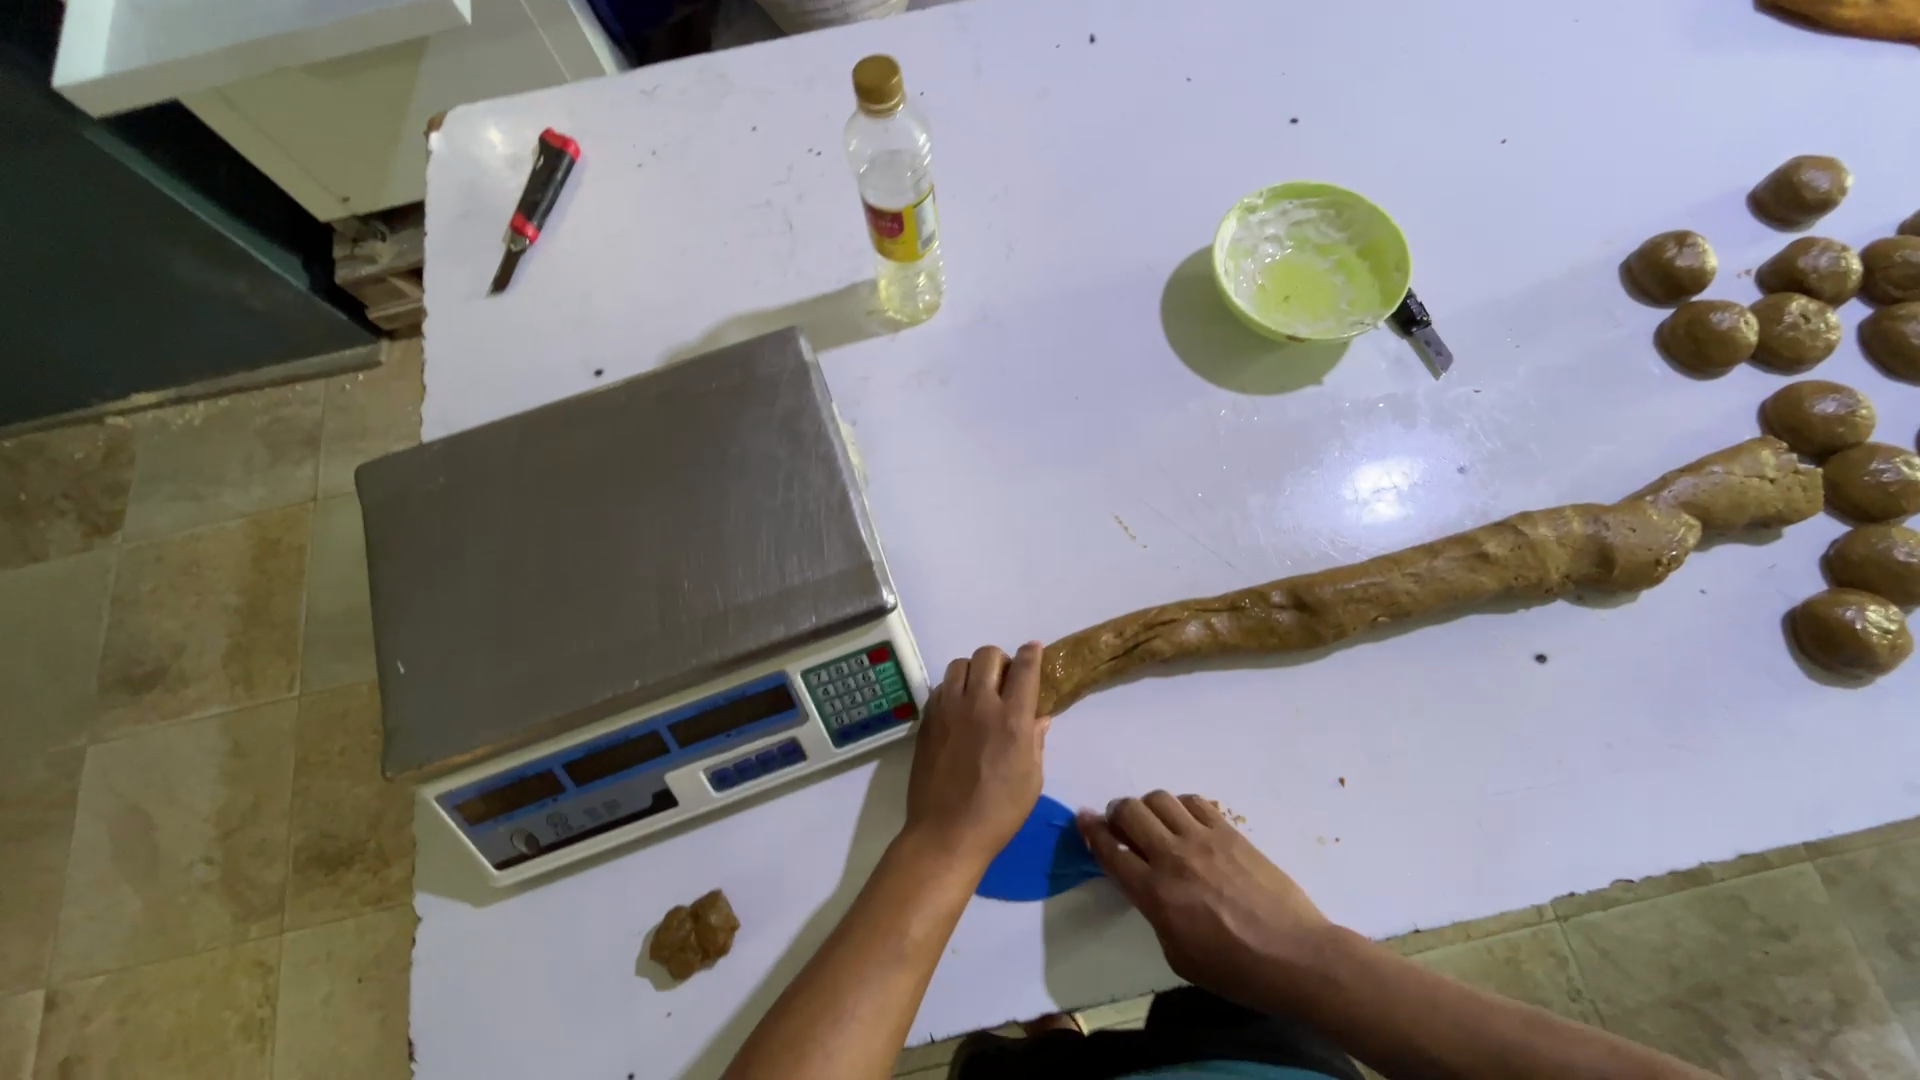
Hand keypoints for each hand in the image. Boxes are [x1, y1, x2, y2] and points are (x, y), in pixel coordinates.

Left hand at [904, 643, 1050, 866]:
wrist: (947, 832)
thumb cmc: (998, 812)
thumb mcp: (1032, 780)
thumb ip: (1035, 741)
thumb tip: (1038, 718)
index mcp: (1011, 719)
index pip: (1025, 668)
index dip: (1032, 654)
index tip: (1034, 650)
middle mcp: (978, 704)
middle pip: (988, 655)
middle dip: (1001, 660)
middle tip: (1005, 680)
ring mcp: (948, 710)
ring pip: (959, 665)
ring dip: (973, 671)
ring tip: (978, 692)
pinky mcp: (927, 720)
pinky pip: (941, 687)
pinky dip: (953, 689)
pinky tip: (958, 710)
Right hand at [1078, 792, 1331, 1008]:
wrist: (1295, 957)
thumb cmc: (1235, 969)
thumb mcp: (1178, 955)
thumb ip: (1156, 914)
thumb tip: (1150, 887)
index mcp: (1155, 893)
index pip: (1110, 850)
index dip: (1091, 830)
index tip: (1083, 818)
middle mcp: (1173, 857)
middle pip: (1130, 811)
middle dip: (1118, 813)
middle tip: (1122, 825)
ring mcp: (1203, 839)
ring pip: (1160, 798)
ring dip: (1148, 807)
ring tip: (1156, 822)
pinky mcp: (1230, 832)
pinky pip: (1194, 802)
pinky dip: (1182, 807)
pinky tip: (1187, 823)